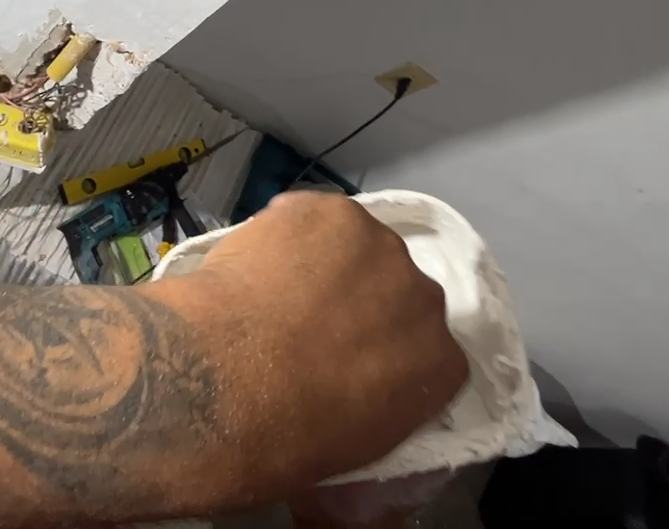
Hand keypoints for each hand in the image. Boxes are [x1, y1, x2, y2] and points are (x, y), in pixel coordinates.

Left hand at [143, 192, 468, 501]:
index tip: (347, 352)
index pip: (426, 346)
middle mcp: (421, 293)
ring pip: (351, 244)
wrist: (228, 376)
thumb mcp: (354, 455)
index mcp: (440, 360)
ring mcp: (374, 242)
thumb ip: (379, 423)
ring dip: (322, 258)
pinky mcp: (326, 209)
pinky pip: (308, 216)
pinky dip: (286, 230)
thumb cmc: (289, 432)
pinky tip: (257, 259)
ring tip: (274, 285)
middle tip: (305, 317)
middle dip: (357, 298)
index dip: (383, 345)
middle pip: (392, 287)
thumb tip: (359, 458)